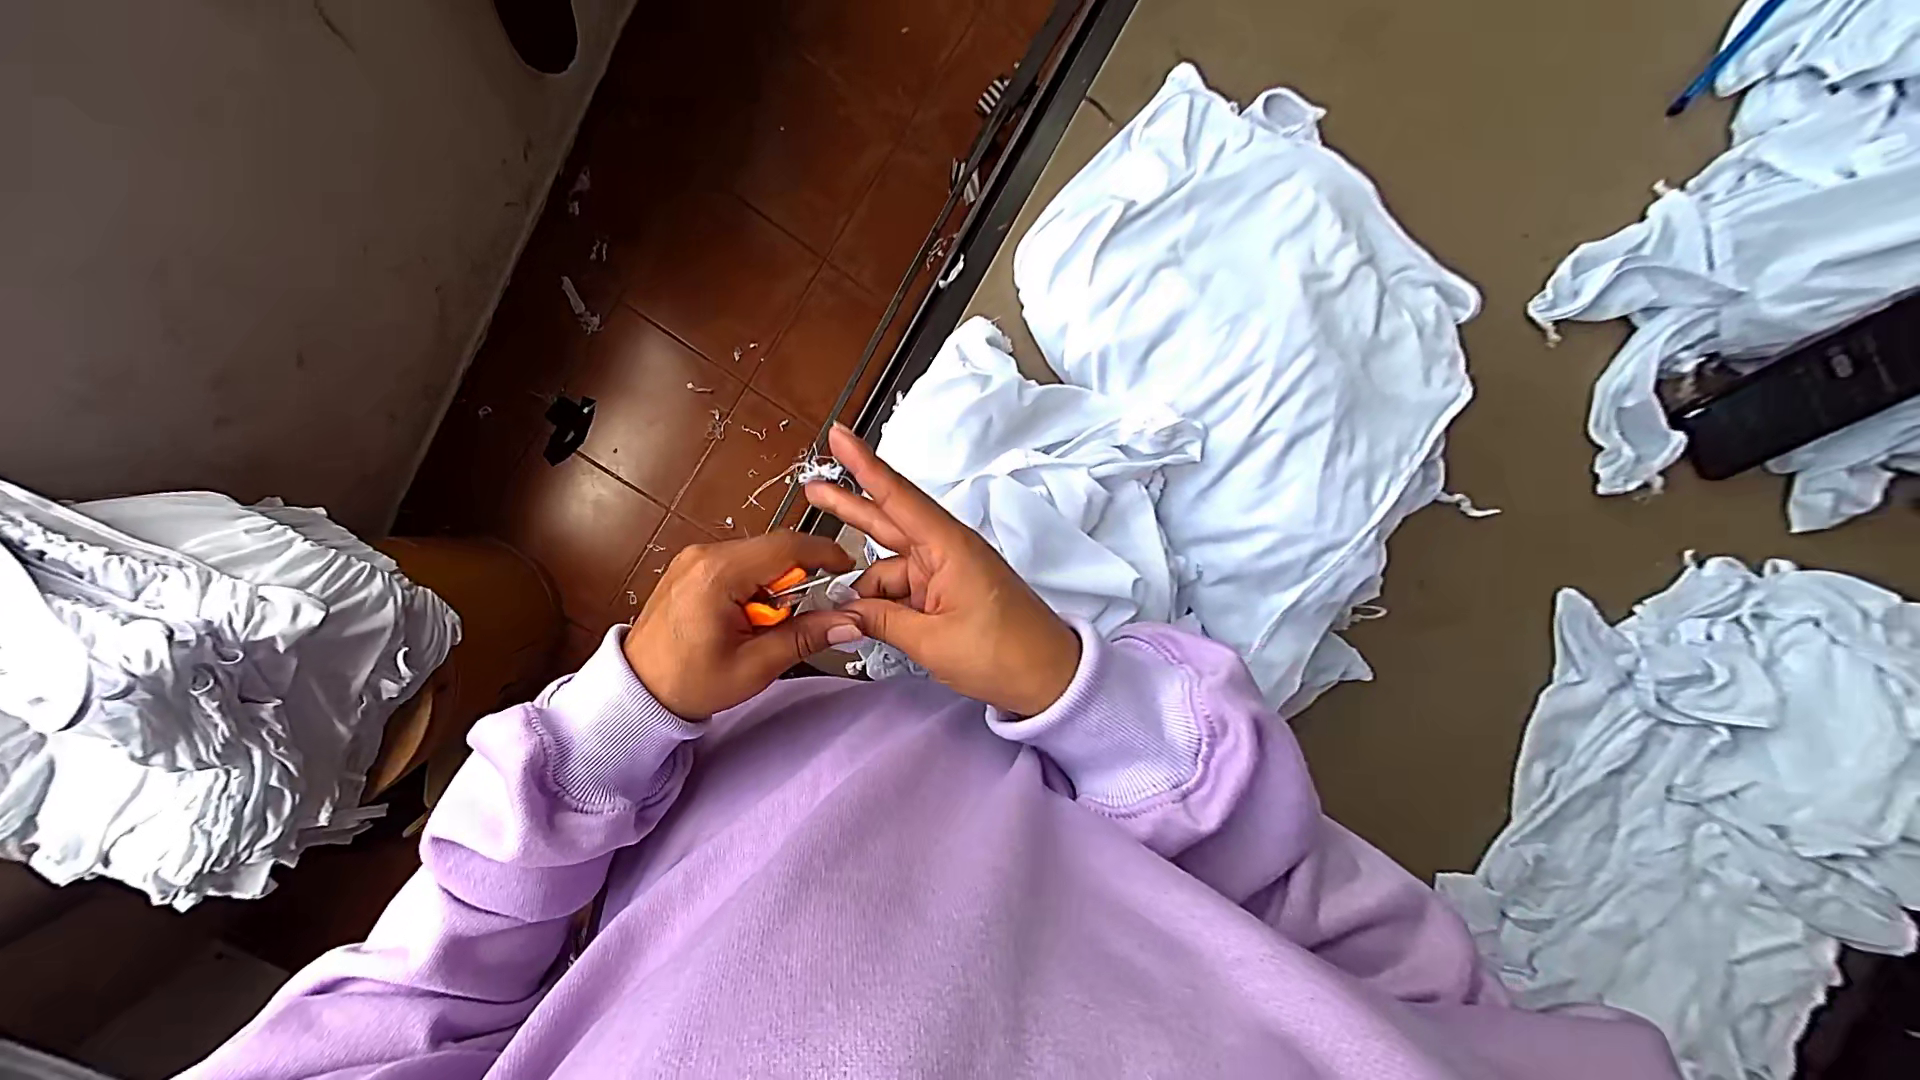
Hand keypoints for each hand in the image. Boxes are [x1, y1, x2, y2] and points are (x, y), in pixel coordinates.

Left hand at [625, 531, 856, 718]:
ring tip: (763, 625)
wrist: (636, 692)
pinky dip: (757, 586)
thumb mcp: (755, 666)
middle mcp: (704, 555)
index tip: (846, 570)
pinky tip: (748, 617)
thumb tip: (847, 621)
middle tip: (800, 617)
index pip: (789, 546)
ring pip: (761, 556)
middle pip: (777, 549)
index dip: (826, 554)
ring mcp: (696, 558)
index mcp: (717, 574)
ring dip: (777, 586)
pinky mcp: (695, 566)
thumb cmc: (683, 683)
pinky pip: (742, 563)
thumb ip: (806, 637)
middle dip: (798, 580)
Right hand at [805, 424, 1080, 715]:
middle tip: (813, 489)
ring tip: (840, 608)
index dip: (864, 464)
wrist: (1050, 678)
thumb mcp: (933, 641)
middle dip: (849, 507)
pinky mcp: (947, 590)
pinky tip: (864, 619)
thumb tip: (842, 611)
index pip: (898, 496)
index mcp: (949, 546)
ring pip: (890, 565)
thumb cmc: (1006, 653)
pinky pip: (903, 587)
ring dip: (865, 585)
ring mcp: (947, 570)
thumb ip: (880, 621)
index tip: (839, 436)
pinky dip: (883, 602)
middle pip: (889, 521)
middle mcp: (946, 550)